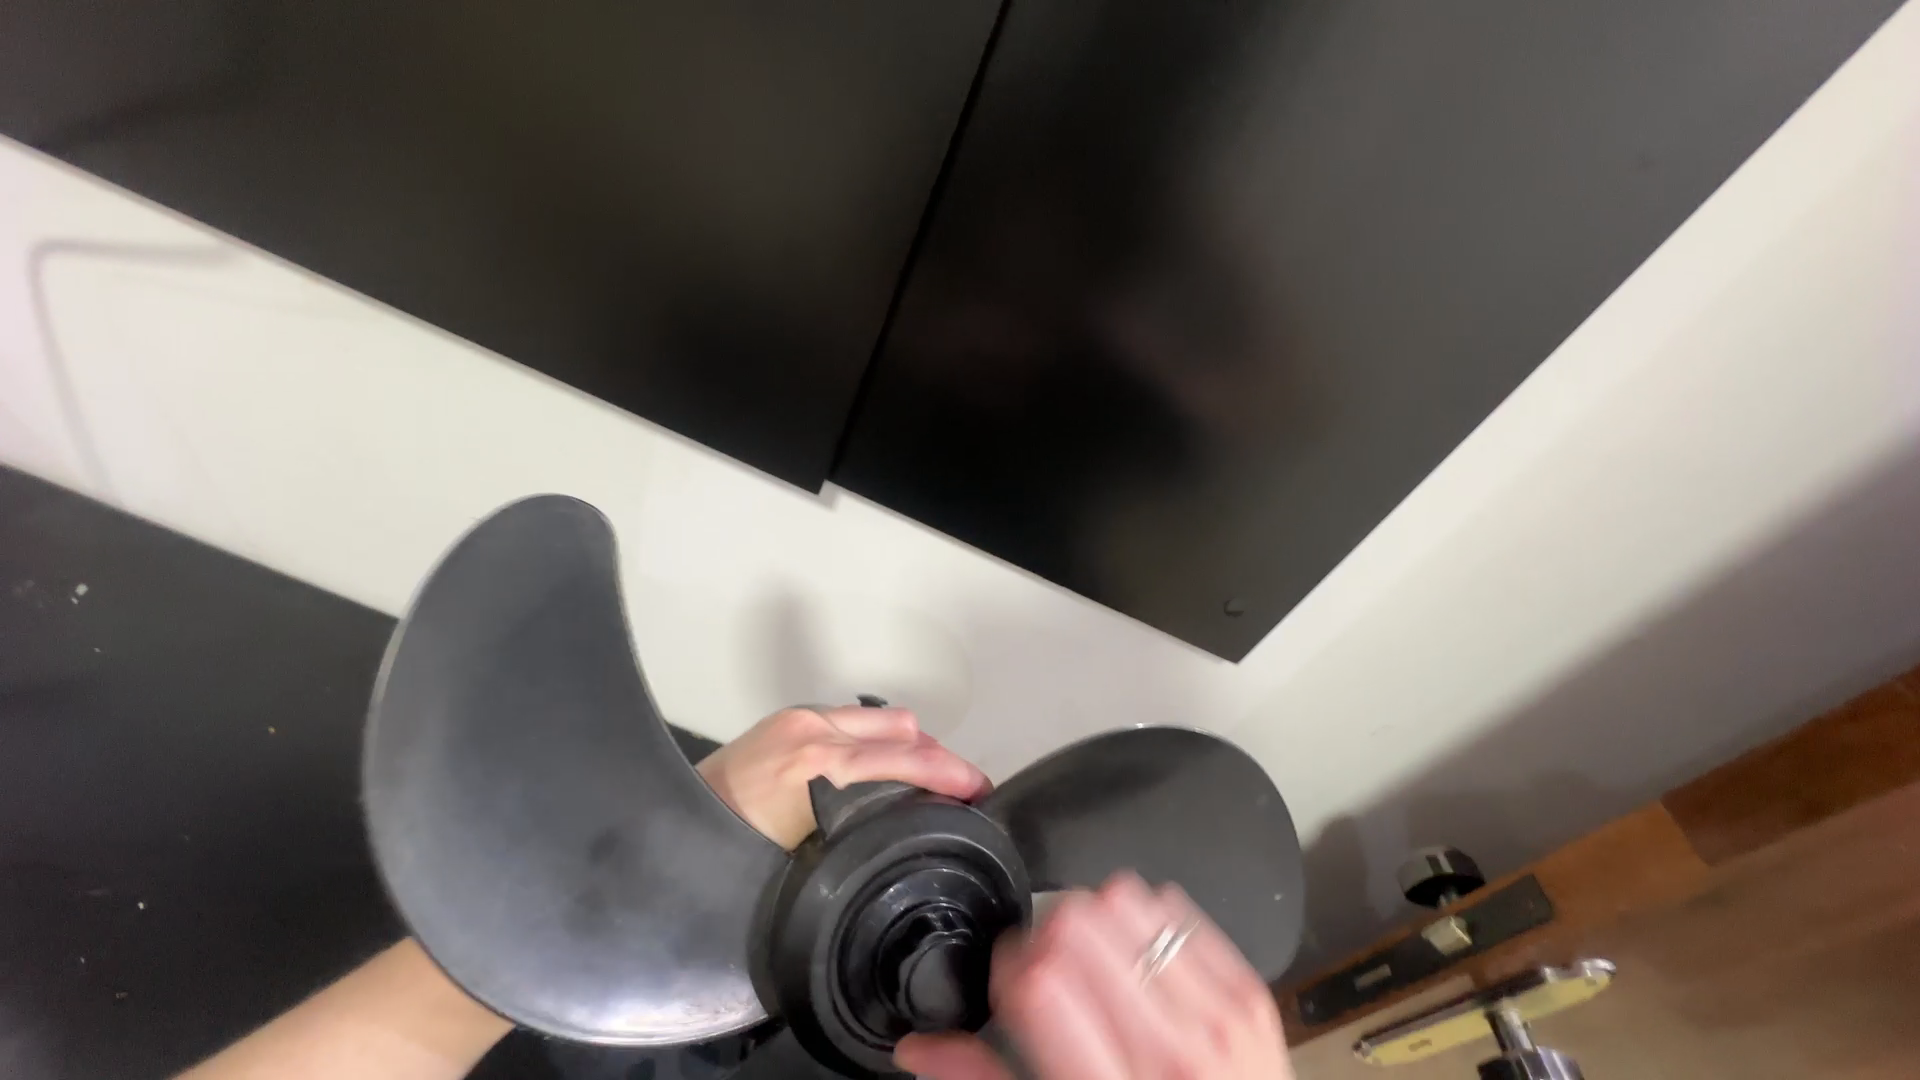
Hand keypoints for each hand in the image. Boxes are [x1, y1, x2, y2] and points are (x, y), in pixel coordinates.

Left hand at [696, 704, 991, 849]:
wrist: (669, 823)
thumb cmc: (731, 850)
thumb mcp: (801, 854)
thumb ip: (857, 829)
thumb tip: (904, 825)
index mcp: (817, 765)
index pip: (900, 758)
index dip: (946, 772)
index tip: (977, 788)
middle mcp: (813, 728)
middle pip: (900, 726)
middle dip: (935, 754)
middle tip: (958, 787)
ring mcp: (800, 717)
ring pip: (879, 718)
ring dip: (908, 744)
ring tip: (925, 778)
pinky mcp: (789, 718)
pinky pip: (851, 719)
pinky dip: (877, 739)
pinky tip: (880, 767)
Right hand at [895, 874, 1293, 1079]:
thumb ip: (983, 1079)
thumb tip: (919, 1048)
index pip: (1039, 977)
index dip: (1010, 959)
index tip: (1011, 974)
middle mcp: (1168, 1047)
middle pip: (1081, 923)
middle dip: (1049, 931)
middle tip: (1052, 965)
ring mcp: (1216, 1014)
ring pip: (1128, 901)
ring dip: (1098, 918)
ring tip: (1098, 960)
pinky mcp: (1246, 991)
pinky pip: (1179, 909)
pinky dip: (1148, 919)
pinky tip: (1141, 957)